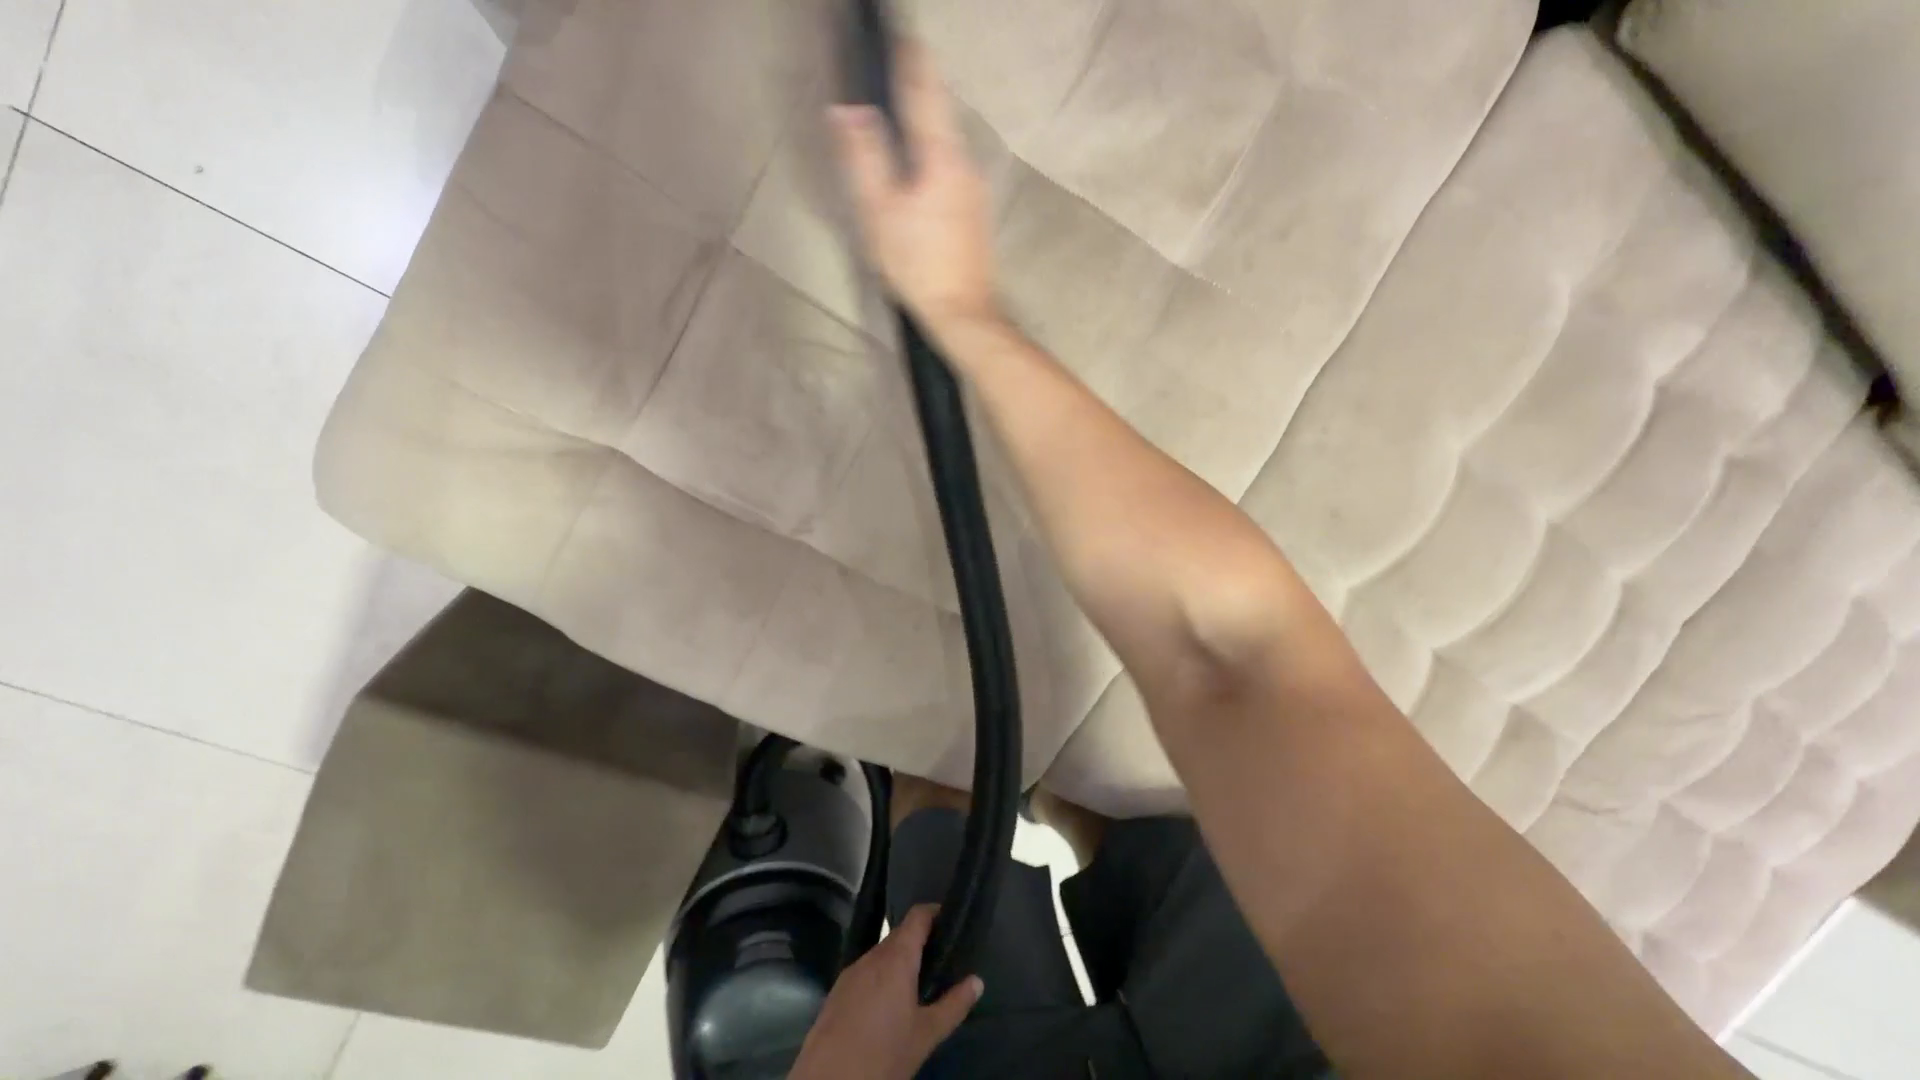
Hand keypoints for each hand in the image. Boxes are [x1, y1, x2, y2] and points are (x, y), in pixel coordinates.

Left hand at [789, 905, 985, 1079]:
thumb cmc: (883, 1054)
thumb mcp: (926, 1034)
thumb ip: (954, 1005)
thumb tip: (977, 981)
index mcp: (895, 959)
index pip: (917, 917)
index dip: (936, 913)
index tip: (953, 920)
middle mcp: (870, 958)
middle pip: (899, 936)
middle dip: (921, 942)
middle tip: (944, 959)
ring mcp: (850, 974)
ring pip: (881, 955)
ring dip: (900, 961)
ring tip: (920, 984)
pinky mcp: (836, 992)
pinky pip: (866, 972)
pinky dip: (882, 977)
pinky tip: (890, 1004)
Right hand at [830, 42, 999, 333]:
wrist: (963, 311)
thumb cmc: (916, 263)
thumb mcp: (880, 211)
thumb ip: (865, 157)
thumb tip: (849, 111)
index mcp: (940, 157)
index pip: (924, 95)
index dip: (912, 63)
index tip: (904, 39)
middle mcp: (964, 164)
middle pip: (941, 115)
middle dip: (922, 87)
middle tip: (905, 63)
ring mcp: (974, 189)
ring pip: (948, 142)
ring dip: (929, 120)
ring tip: (910, 104)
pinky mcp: (976, 211)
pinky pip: (952, 165)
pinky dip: (935, 150)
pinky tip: (923, 160)